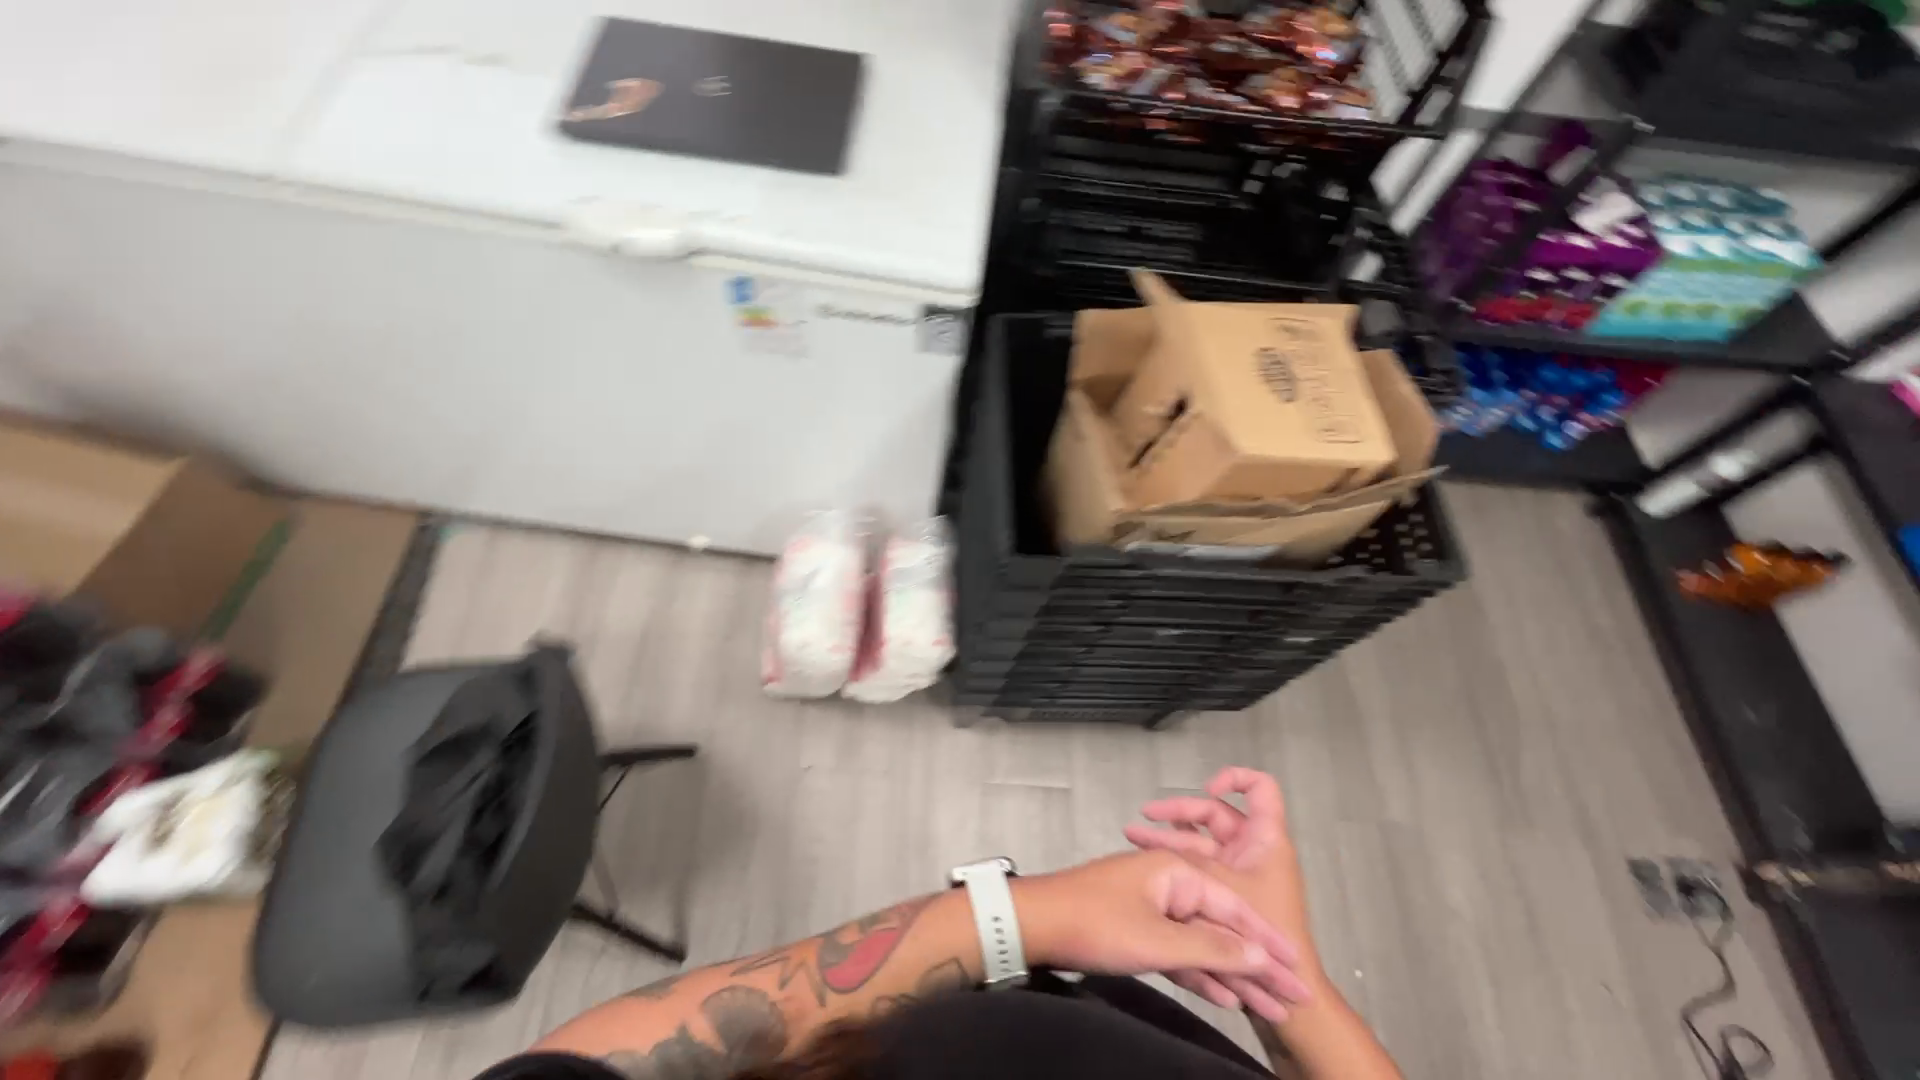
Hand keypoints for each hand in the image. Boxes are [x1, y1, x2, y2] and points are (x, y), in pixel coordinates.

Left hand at [1011, 849, 1312, 1024]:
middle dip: (1258, 965)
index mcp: (1178, 873)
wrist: (1035, 924)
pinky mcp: (1137, 931)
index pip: (1236, 908)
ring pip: (1202, 944)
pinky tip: (1226, 998)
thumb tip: (1257, 954)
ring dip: (1234, 976)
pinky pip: (1178, 952)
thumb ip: (1211, 948)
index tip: (1300, 969)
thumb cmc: (1093, 922)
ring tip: (1271, 1008)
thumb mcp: (1158, 939)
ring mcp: (1153, 909)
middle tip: (1294, 998)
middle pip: (1223, 928)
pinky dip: (1200, 974)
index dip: (1269, 942)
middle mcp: (1170, 885)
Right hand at [1122, 767, 1321, 1001]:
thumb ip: (1189, 866)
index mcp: (1265, 842)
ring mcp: (1240, 875)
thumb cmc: (1264, 936)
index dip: (1235, 778)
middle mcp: (1253, 852)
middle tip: (1145, 815)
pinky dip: (1175, 865)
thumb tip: (1154, 846)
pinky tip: (1144, 864)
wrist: (1290, 1003)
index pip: (1261, 789)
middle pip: (1216, 816)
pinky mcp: (1228, 897)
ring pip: (1201, 844)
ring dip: (1168, 839)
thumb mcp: (1221, 892)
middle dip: (1177, 813)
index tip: (1206, 789)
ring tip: (1130, 836)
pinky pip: (1199, 870)